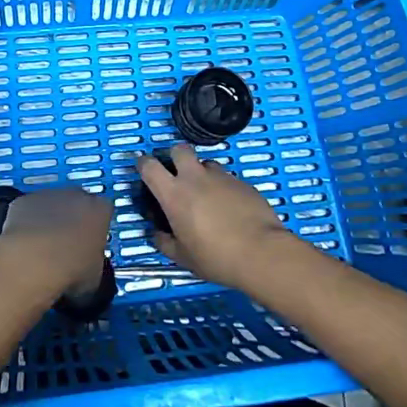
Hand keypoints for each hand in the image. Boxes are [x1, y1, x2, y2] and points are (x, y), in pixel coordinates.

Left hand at [0, 187, 112, 301]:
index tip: (92, 242)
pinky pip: (28, 210)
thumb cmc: (72, 271)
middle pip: (77, 201)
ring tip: (43, 248)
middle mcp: (75, 195)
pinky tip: (25, 244)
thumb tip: (88, 268)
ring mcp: (46, 195)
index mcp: (99, 209)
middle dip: (73, 218)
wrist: (33, 263)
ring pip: (50, 204)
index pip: (104, 209)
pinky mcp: (22, 201)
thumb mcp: (96, 275)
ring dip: (49, 219)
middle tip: (67, 244)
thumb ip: (95, 261)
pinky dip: (27, 223)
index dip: (97, 226)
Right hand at [138, 145, 299, 292]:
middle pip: (179, 149)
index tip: (145, 172)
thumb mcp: (183, 258)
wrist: (262, 253)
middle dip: (175, 157)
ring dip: (202, 173)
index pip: (149, 165)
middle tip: (178, 177)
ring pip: (205, 163)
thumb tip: (157, 234)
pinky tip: (230, 208)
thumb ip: (164, 242)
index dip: (143, 164)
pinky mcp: (242, 182)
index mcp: (173, 194)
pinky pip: (226, 178)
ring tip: (208, 196)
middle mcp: (195, 177)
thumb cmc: (216, 257)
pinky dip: (223, 188)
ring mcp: (221, 177)